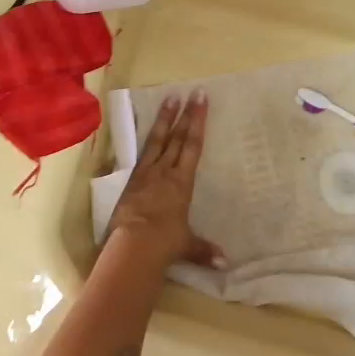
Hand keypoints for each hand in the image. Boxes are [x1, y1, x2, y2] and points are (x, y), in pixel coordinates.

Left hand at [105, 92, 222, 268]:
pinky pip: (139, 154)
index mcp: (183, 183)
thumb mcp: (187, 245)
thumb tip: (224, 263)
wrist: (134, 245)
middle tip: (191, 92)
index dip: (198, 122)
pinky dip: (143, 138)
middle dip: (186, 114)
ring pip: (158, 140)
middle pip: (177, 138)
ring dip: (165, 119)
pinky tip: (143, 128)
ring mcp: (145, 174)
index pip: (193, 146)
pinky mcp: (130, 181)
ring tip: (170, 98)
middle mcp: (165, 172)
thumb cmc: (165, 243)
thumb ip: (204, 250)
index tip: (201, 101)